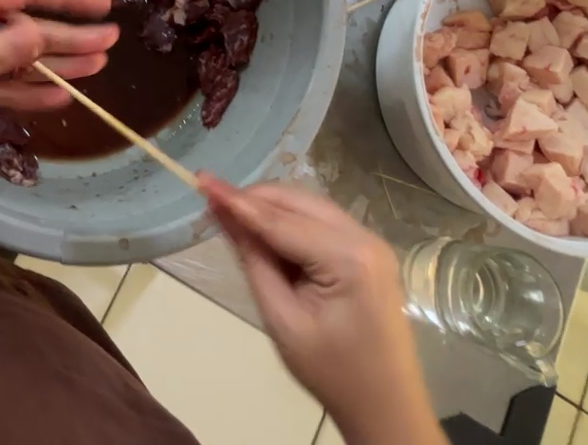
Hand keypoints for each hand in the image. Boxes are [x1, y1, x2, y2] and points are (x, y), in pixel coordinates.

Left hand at [0, 0, 118, 133]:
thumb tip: (41, 36)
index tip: (103, 5)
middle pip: (31, 28)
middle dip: (71, 35)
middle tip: (112, 43)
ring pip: (21, 59)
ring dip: (57, 64)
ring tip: (98, 67)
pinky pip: (2, 86)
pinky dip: (28, 93)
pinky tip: (59, 97)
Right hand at [202, 177, 440, 443]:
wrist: (387, 408)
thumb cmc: (331, 372)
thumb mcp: (281, 318)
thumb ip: (252, 259)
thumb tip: (223, 213)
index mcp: (349, 259)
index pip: (280, 220)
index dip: (236, 199)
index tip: (200, 179)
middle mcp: (365, 237)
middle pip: (296, 201)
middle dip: (252, 198)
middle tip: (210, 199)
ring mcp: (371, 240)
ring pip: (306, 204)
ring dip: (269, 207)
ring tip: (231, 216)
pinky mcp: (367, 248)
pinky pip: (319, 219)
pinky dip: (288, 219)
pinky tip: (264, 232)